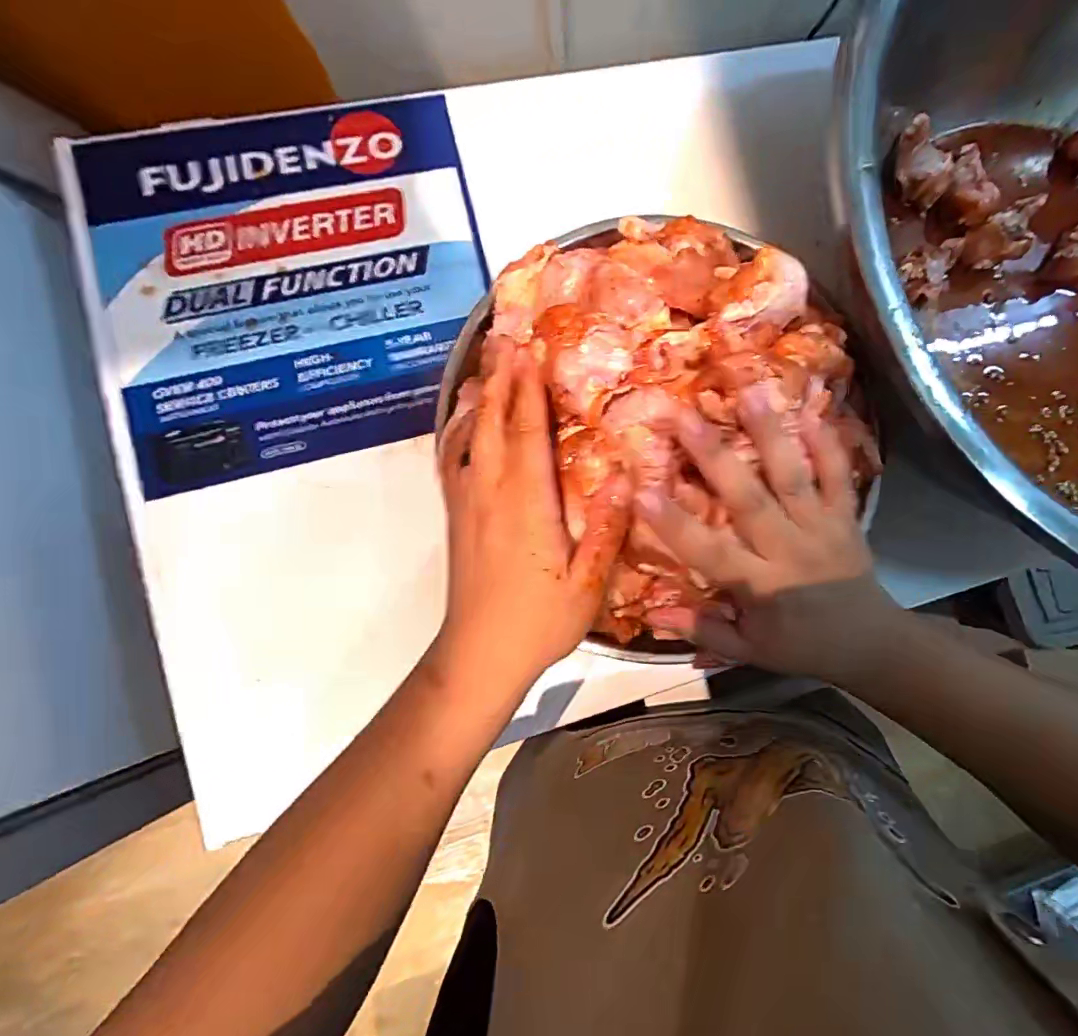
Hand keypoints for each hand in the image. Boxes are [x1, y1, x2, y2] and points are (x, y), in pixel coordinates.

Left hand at [436, 351, 630, 685]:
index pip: (528, 432)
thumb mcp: (587, 583)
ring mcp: (467, 503)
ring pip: (469, 436)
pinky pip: (454, 460)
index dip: (531, 389)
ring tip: (485, 366)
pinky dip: (459, 430)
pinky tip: (464, 421)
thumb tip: (623, 475)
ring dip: (478, 397)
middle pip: (493, 422)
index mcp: (527, 504)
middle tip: (506, 339)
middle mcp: (491, 492)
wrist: (479, 654)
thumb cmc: (539, 620)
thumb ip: (605, 529)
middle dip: (501, 378)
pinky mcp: (457, 517)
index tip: (533, 350)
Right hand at [638, 384, 905, 681]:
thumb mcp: (751, 651)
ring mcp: (822, 527)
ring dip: (769, 433)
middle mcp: (790, 549)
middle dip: (712, 456)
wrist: (871, 642)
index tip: (642, 490)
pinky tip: (811, 410)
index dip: (675, 524)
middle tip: (681, 415)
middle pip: (748, 499)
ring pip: (793, 476)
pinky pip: (838, 476)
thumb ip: (705, 631)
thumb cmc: (802, 646)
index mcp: (762, 586)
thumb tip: (651, 615)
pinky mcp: (847, 516)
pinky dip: (827, 444)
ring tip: (748, 391)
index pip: (711, 552)